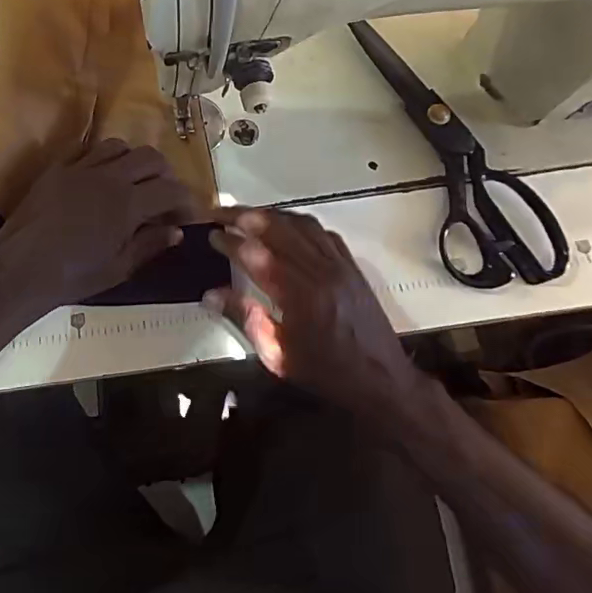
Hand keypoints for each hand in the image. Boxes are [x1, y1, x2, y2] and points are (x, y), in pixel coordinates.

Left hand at [0, 139, 196, 314]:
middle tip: (163, 197)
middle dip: (165, 175)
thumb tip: (176, 231)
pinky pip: (85, 148)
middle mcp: (109, 177)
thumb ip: (150, 244)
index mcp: (129, 203)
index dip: (186, 200)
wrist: (19, 269)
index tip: (187, 215)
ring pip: (119, 146)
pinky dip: (100, 156)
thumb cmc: (73, 276)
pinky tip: (99, 174)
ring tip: (132, 182)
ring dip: (133, 160)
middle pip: (150, 158)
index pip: (171, 189)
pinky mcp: (57, 168)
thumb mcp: (118, 268)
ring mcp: (80, 168)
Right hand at [206, 207, 426, 417]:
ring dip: (270, 214)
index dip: (230, 241)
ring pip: (300, 223)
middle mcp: (320, 272)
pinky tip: (285, 227)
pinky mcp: (351, 265)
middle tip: (220, 212)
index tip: (211, 234)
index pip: (257, 256)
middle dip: (245, 216)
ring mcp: (339, 264)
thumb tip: (211, 295)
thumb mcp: (277, 355)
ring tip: (247, 215)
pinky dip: (298, 223)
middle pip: (278, 228)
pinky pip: (322, 232)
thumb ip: (245, 319)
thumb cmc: (325, 373)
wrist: (380, 379)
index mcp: (299, 297)